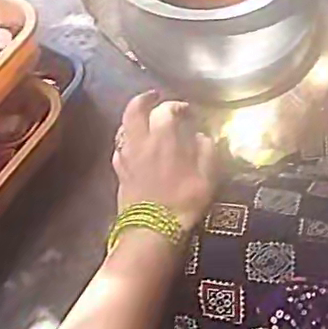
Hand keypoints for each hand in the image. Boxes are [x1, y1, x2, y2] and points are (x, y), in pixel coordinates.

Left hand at [113, 91, 220, 232]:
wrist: (152, 231)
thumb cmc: (184, 201)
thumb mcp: (208, 176)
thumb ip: (207, 150)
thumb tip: (202, 136)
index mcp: (163, 138)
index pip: (166, 109)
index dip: (177, 105)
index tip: (187, 110)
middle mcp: (140, 141)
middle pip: (134, 109)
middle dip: (144, 100)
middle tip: (155, 97)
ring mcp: (126, 156)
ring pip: (123, 127)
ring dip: (134, 118)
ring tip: (145, 120)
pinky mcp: (119, 172)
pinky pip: (120, 147)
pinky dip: (127, 140)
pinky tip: (135, 146)